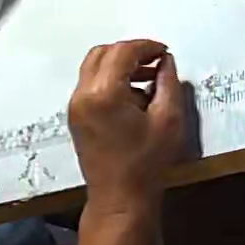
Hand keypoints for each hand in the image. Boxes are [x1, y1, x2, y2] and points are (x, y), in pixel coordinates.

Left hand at [68, 40, 185, 214]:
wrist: (120, 197)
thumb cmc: (147, 162)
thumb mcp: (169, 119)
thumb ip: (168, 84)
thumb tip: (165, 62)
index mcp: (104, 94)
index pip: (122, 53)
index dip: (146, 46)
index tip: (165, 53)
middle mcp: (82, 95)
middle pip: (102, 54)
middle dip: (130, 52)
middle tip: (156, 61)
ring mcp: (76, 106)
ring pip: (94, 67)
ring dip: (121, 65)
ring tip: (149, 78)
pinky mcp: (77, 117)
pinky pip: (92, 84)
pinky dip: (112, 80)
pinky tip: (135, 96)